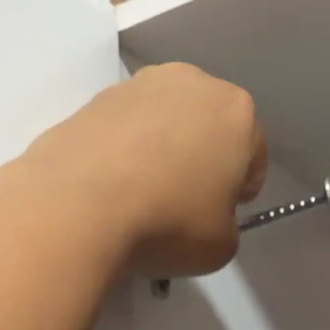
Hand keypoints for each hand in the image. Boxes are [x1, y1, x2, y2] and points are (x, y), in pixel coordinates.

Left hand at [11, 62, 266, 278]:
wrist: (77, 208)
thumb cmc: (167, 224)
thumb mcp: (221, 247)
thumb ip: (226, 225)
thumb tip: (205, 217)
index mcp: (237, 112)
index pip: (252, 157)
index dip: (238, 192)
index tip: (217, 217)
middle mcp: (190, 83)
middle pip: (205, 128)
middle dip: (198, 160)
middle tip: (178, 206)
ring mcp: (135, 87)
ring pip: (159, 124)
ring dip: (156, 152)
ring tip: (136, 198)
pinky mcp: (91, 101)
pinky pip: (118, 133)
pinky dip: (117, 154)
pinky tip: (105, 190)